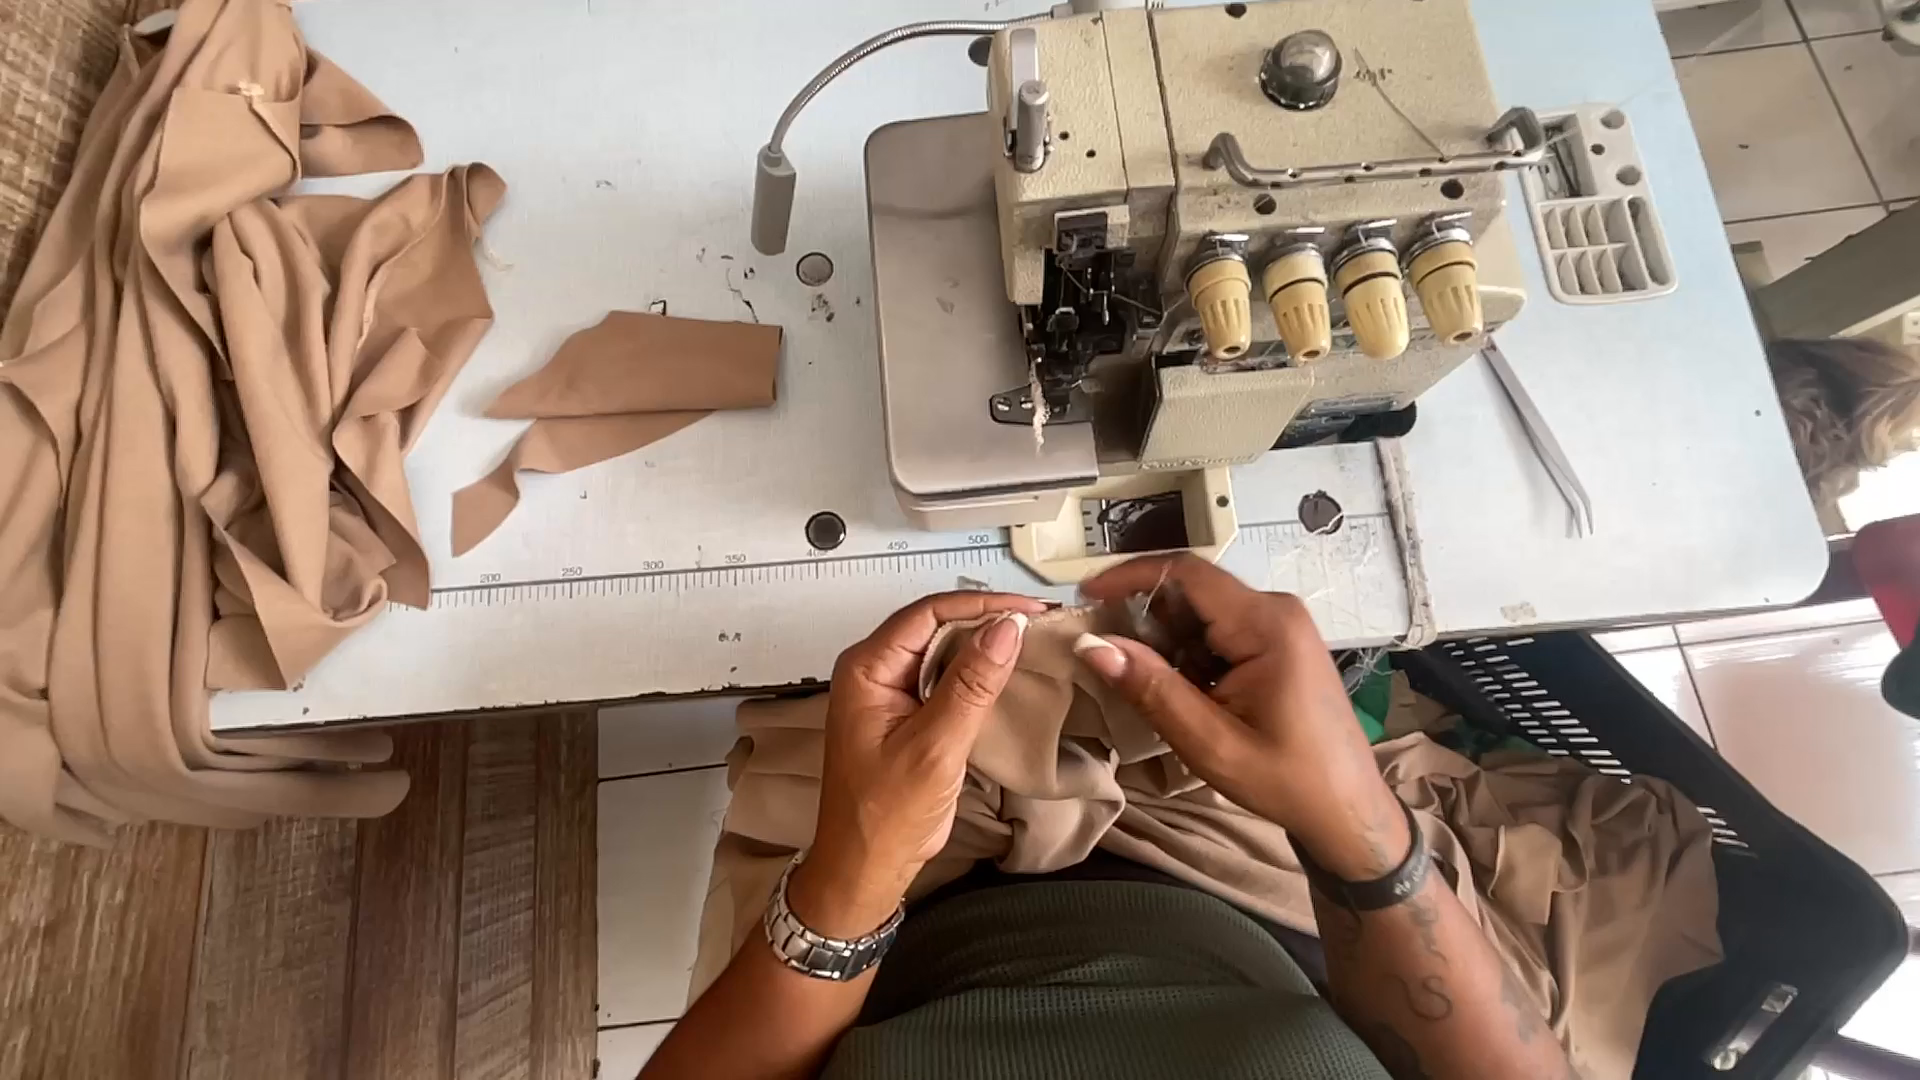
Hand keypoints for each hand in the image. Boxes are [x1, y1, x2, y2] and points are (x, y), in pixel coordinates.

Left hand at [788, 591, 1045, 937]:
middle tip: (1039, 620)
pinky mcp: (910, 711)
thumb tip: (1007, 629)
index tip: (1029, 610)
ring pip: (943, 648)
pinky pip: (946, 676)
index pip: (928, 614)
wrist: (866, 869)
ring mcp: (892, 690)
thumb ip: (970, 685)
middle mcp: (876, 669)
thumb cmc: (886, 815)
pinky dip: (978, 671)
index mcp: (867, 668)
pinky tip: (1008, 669)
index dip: (981, 604)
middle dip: (987, 618)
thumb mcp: (933, 748)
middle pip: (936, 624)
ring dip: (985, 643)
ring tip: (1032, 638)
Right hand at [1075, 555, 1408, 879]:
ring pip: (1199, 609)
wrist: (1348, 811)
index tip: (1087, 595)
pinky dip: (1185, 650)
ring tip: (1145, 681)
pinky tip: (1181, 689)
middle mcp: (1274, 610)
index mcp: (1266, 624)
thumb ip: (1152, 689)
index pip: (1186, 572)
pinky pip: (1216, 628)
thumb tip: (1092, 645)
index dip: (1129, 575)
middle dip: (1143, 615)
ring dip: (1163, 638)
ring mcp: (1277, 624)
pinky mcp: (1275, 641)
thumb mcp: (1211, 743)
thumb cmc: (1287, 780)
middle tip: (1108, 653)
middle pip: (1189, 590)